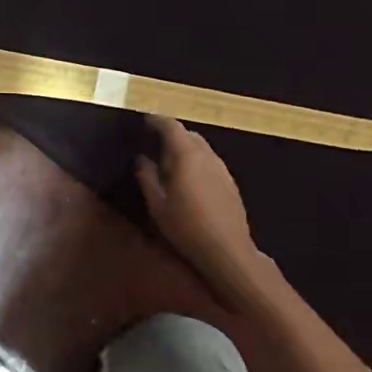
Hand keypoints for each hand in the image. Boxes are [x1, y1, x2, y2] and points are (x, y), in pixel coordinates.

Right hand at [135, 115, 260, 290]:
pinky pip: (210, 161)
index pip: (171, 126)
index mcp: (187, 155)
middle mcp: (207, 155)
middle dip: (172, 134)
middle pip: (188, 134)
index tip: (146, 120)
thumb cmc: (187, 227)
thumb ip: (147, 177)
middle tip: (155, 143)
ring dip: (186, 148)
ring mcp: (222, 168)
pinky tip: (190, 180)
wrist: (228, 250)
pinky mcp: (230, 182)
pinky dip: (197, 161)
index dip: (157, 120)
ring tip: (170, 163)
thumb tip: (141, 158)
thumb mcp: (157, 205)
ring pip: (201, 147)